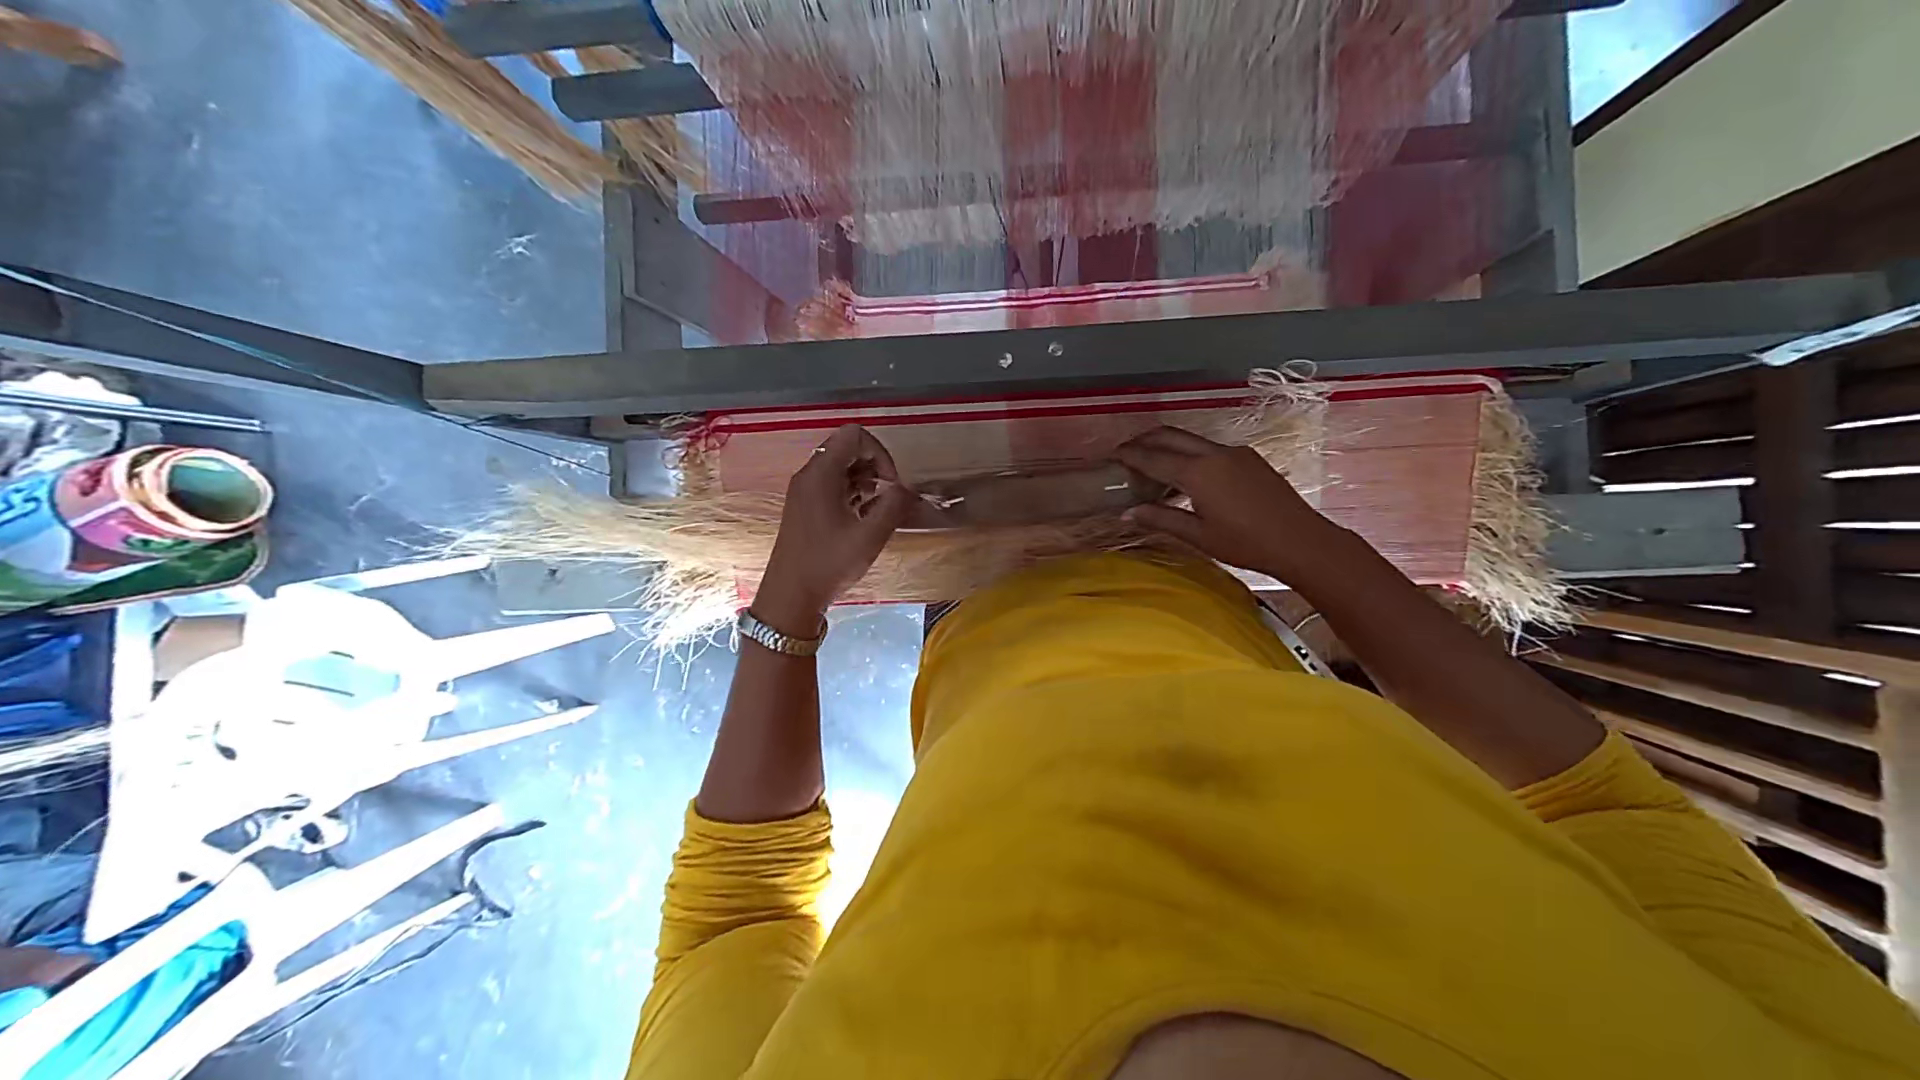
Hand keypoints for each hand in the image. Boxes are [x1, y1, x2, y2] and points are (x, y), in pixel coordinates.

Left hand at [754, 425, 914, 635]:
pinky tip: (862, 520)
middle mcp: (809, 474)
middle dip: (875, 467)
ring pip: (841, 468)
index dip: (881, 453)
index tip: (891, 484)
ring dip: (865, 482)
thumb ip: (894, 505)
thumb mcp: (870, 536)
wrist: (790, 597)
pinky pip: (832, 485)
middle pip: (847, 448)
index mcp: (821, 473)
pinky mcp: (804, 507)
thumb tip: (908, 489)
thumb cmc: (829, 564)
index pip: (855, 435)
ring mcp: (804, 491)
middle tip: (887, 498)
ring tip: (876, 512)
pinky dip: (852, 494)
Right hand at [1115, 426, 1365, 589]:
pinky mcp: (1249, 459)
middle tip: (1126, 452)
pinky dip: (1189, 454)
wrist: (1301, 540)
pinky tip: (1187, 475)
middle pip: (1170, 436)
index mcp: (1198, 472)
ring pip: (1191, 440)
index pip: (1153, 457)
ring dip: (1167, 446)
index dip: (1129, 455)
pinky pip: (1210, 449)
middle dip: (1145, 440)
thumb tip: (1128, 512)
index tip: (1112, 456)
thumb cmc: (1246, 543)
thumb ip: (1161, 519)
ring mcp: (1235, 453)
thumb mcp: (1198, 535)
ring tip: (1152, 463)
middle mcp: (1214, 454)